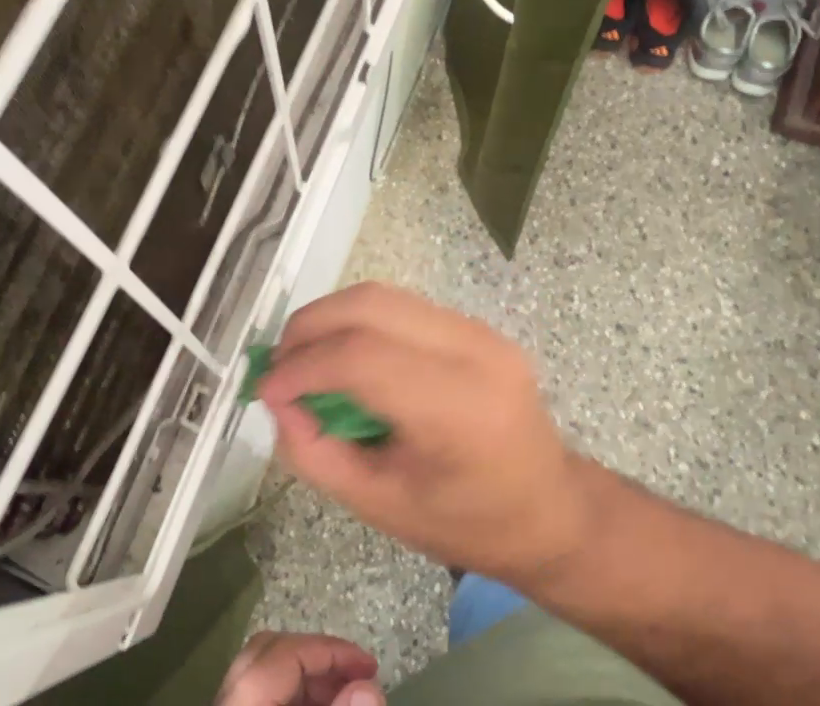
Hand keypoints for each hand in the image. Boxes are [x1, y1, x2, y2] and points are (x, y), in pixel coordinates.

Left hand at [218, 631, 382, 705]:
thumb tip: (370, 687)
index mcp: (242, 700)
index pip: (284, 653)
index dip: (330, 651)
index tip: (370, 665)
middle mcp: (227, 697)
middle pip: (267, 652)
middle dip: (318, 657)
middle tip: (361, 676)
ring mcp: (228, 704)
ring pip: (263, 673)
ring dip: (309, 676)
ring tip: (350, 693)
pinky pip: (260, 694)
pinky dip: (295, 695)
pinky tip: (325, 704)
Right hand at [257, 282, 589, 586]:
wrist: (552, 513)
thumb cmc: (467, 523)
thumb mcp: (378, 506)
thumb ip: (315, 453)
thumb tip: (276, 400)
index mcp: (459, 410)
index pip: (362, 358)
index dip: (302, 367)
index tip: (267, 390)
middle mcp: (475, 354)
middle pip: (369, 306)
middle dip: (308, 328)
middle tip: (278, 365)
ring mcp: (480, 332)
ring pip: (381, 297)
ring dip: (329, 320)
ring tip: (304, 360)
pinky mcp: (475, 327)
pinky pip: (399, 307)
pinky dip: (356, 323)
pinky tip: (342, 357)